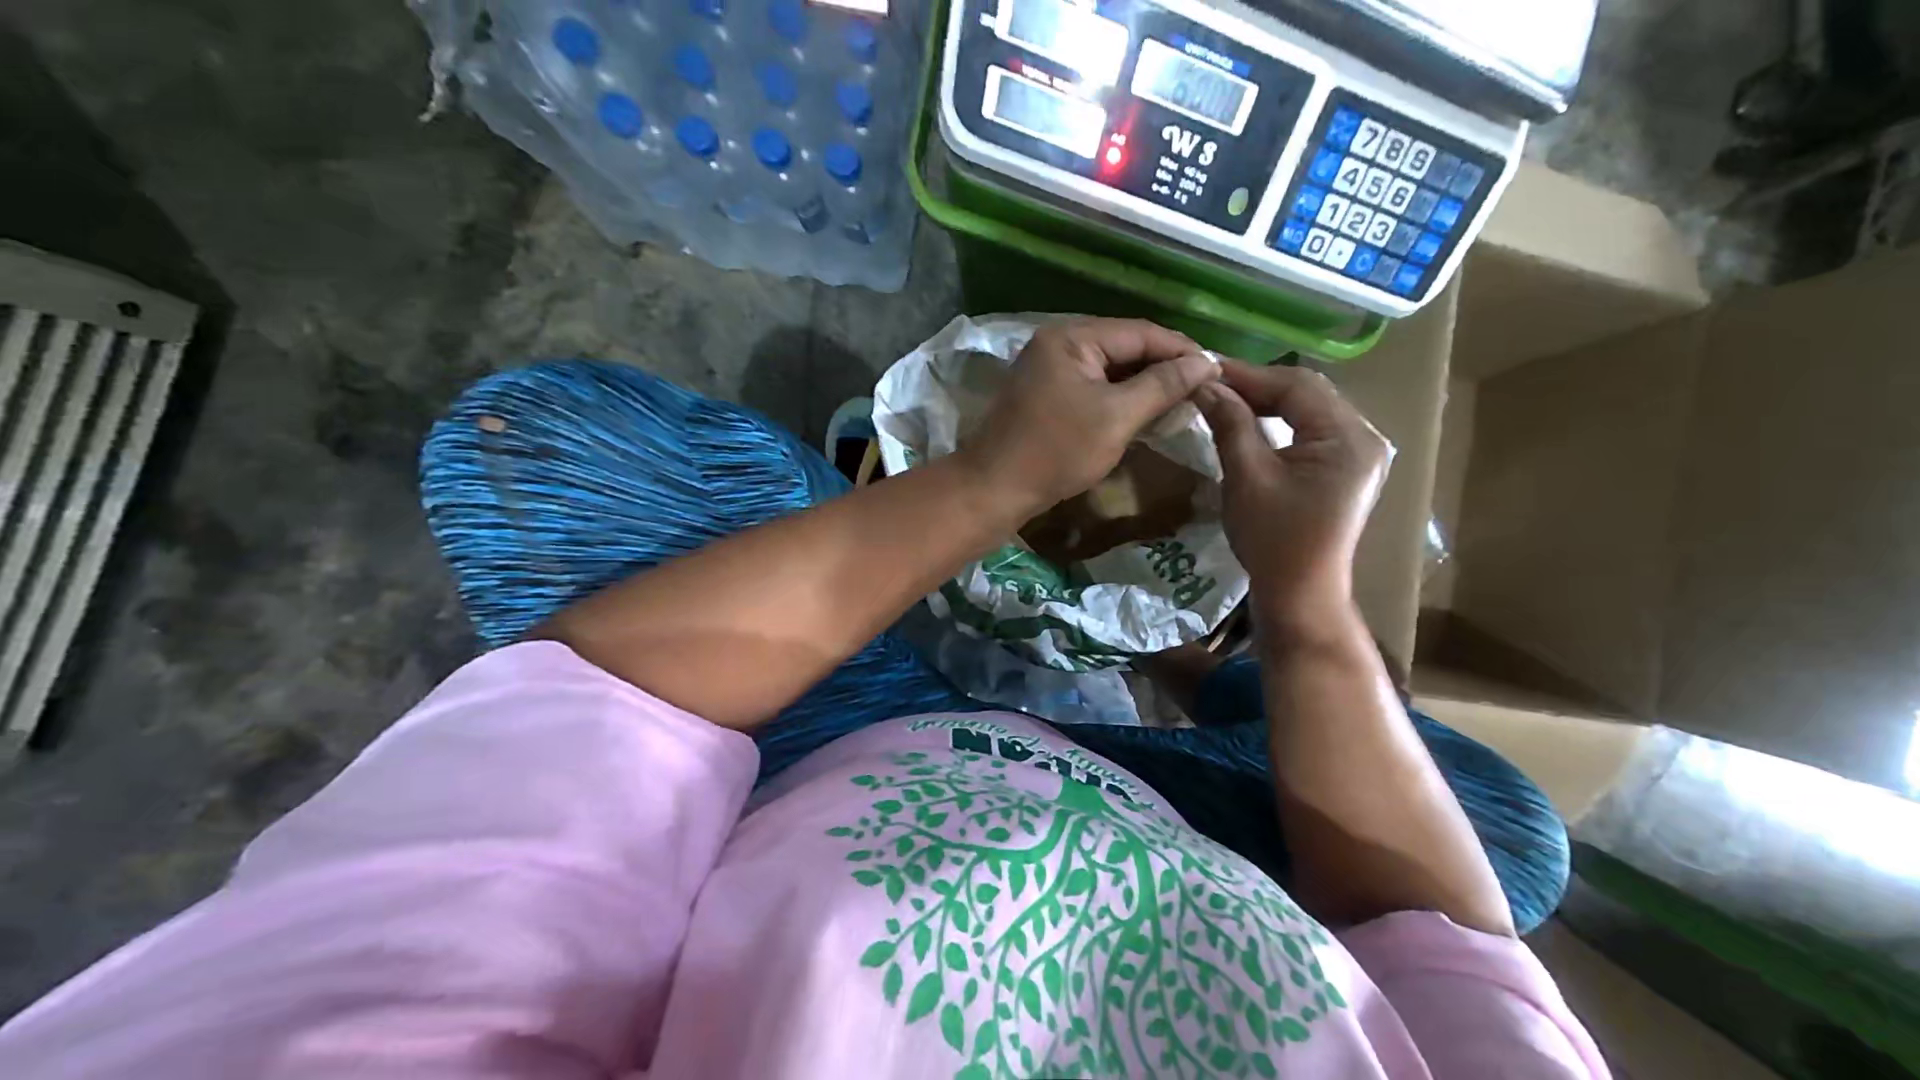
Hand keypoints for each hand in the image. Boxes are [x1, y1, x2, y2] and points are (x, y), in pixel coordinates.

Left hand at [959, 318, 1221, 516]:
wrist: (995, 489)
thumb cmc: (1057, 451)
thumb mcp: (1117, 417)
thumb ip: (1162, 385)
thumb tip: (1205, 363)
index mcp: (1071, 338)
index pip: (1140, 332)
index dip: (1182, 349)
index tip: (1216, 370)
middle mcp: (1058, 344)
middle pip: (1124, 346)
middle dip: (1164, 365)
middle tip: (1204, 386)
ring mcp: (1049, 370)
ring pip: (1110, 368)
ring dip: (1145, 382)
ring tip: (1184, 399)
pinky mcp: (1047, 396)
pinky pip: (1094, 387)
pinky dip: (1121, 397)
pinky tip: (1147, 411)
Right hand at [1193, 360, 1390, 634]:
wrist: (1300, 594)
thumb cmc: (1274, 540)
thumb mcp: (1247, 477)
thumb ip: (1230, 424)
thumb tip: (1206, 385)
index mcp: (1348, 438)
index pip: (1297, 385)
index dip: (1248, 374)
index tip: (1205, 368)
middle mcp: (1364, 437)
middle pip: (1307, 393)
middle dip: (1257, 385)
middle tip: (1210, 383)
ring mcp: (1359, 454)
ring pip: (1309, 409)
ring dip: (1267, 401)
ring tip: (1224, 398)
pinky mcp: (1346, 468)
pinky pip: (1311, 430)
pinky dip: (1279, 421)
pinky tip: (1250, 421)